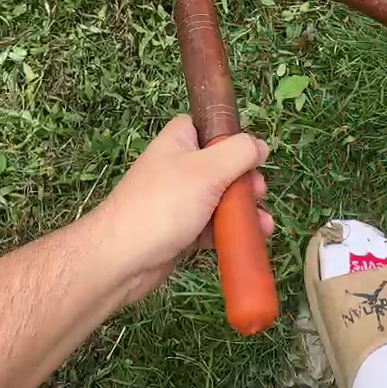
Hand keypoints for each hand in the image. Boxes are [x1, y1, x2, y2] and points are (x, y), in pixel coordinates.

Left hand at [81, 115, 271, 304]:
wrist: (122, 259)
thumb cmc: (164, 204)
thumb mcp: (207, 170)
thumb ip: (239, 152)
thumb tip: (261, 145)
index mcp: (181, 139)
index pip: (214, 128)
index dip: (237, 141)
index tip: (255, 159)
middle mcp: (181, 164)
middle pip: (225, 165)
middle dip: (246, 181)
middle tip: (258, 193)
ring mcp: (181, 198)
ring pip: (222, 197)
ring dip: (244, 210)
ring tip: (263, 225)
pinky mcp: (183, 228)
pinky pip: (214, 224)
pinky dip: (231, 230)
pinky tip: (252, 240)